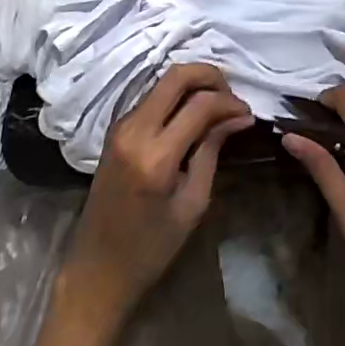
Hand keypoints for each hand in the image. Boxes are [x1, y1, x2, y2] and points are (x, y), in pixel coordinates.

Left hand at [35, 64, 252, 345]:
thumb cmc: (151, 247)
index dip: (229, 102)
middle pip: (176, 75)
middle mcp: (134, 131)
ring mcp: (120, 126)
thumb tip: (239, 116)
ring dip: (193, 84)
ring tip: (217, 105)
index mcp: (155, 156)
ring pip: (163, 81)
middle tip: (231, 96)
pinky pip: (152, 96)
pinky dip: (177, 94)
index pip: (200, 105)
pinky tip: (193, 113)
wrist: (97, 270)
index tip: (247, 113)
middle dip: (210, 75)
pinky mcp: (116, 128)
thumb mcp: (193, 203)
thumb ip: (212, 150)